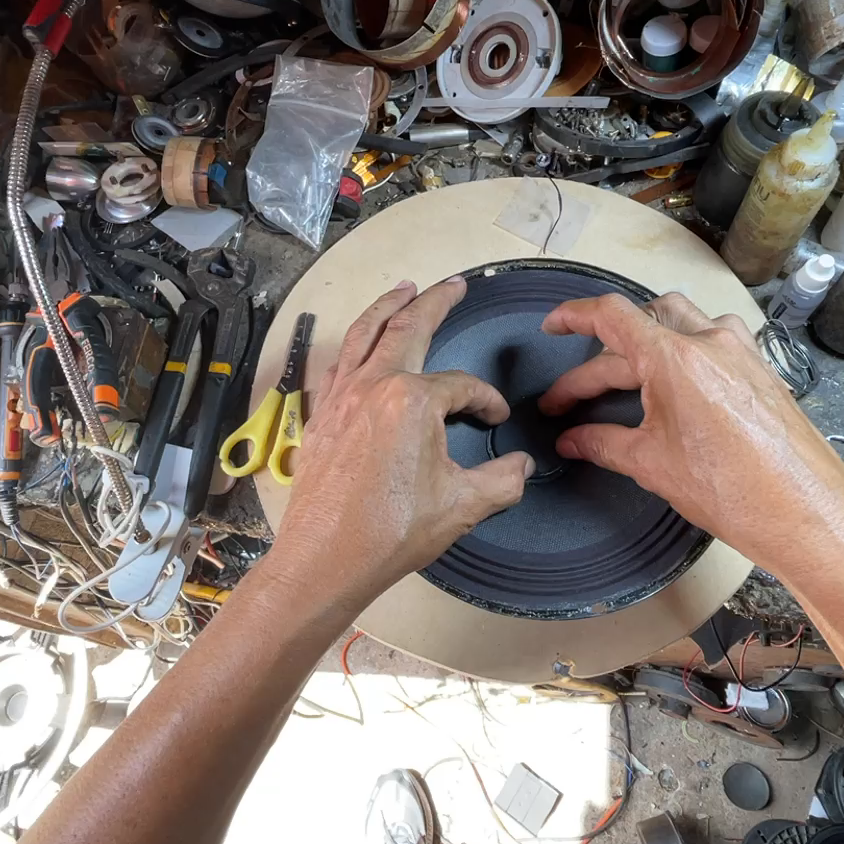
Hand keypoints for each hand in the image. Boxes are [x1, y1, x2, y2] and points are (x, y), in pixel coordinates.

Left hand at [268, 279, 533, 607]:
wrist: (326, 559)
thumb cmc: (391, 531)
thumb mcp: (463, 506)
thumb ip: (502, 481)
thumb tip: (521, 468)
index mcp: (412, 401)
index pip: (462, 387)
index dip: (486, 401)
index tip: (496, 417)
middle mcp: (373, 386)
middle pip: (408, 328)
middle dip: (434, 300)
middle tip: (453, 284)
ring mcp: (341, 397)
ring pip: (363, 333)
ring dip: (387, 306)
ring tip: (403, 289)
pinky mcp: (322, 414)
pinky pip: (339, 363)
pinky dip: (354, 343)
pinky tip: (360, 344)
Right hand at [537, 293, 843, 579]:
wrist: (808, 516)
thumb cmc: (733, 491)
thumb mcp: (652, 465)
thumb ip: (603, 443)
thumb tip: (571, 440)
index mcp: (676, 358)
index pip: (612, 316)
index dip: (573, 317)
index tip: (552, 326)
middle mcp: (710, 341)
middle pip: (637, 328)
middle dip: (596, 362)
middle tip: (569, 399)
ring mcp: (740, 352)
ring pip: (679, 321)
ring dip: (643, 341)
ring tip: (622, 375)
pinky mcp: (760, 369)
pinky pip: (713, 338)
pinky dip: (682, 350)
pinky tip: (677, 381)